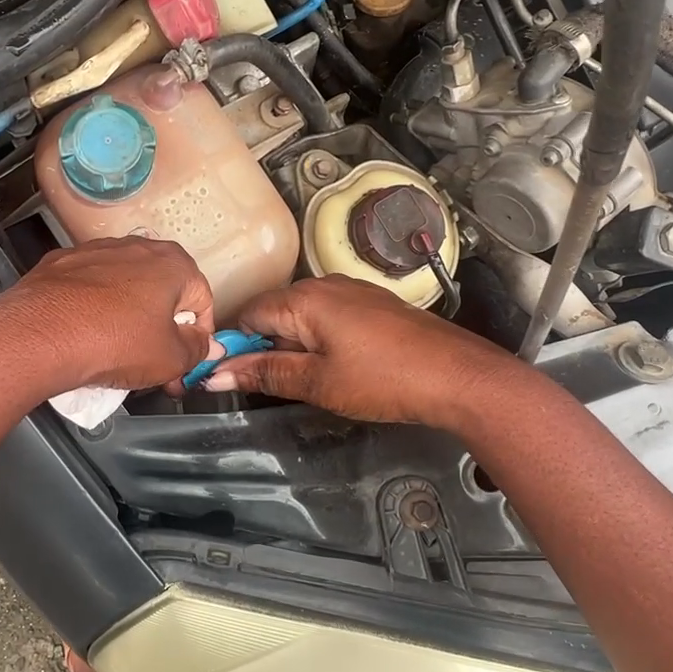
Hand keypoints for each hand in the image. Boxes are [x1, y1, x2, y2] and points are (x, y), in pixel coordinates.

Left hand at [0, 237, 216, 394]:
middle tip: (155, 361)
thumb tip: (206, 345)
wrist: (39, 336)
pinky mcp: (60, 264)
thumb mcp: (171, 359)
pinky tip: (85, 336)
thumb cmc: (114, 342)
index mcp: (172, 262)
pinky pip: (88, 288)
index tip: (186, 361)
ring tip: (117, 351)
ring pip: (123, 287)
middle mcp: (135, 246)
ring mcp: (94, 251)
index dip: (197, 337)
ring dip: (127, 316)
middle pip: (162, 290)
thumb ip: (198, 349)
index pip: (201, 300)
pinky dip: (92, 309)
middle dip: (162, 325)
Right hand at [205, 275, 524, 427]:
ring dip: (291, 346)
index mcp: (304, 299)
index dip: (233, 347)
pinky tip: (332, 368)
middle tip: (268, 386)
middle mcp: (324, 285)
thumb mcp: (317, 383)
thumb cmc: (384, 380)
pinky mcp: (372, 304)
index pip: (248, 315)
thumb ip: (264, 374)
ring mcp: (351, 291)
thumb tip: (214, 375)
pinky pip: (326, 317)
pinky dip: (317, 340)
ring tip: (303, 382)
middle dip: (262, 347)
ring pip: (301, 316)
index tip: (226, 377)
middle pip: (274, 313)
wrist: (458, 376)